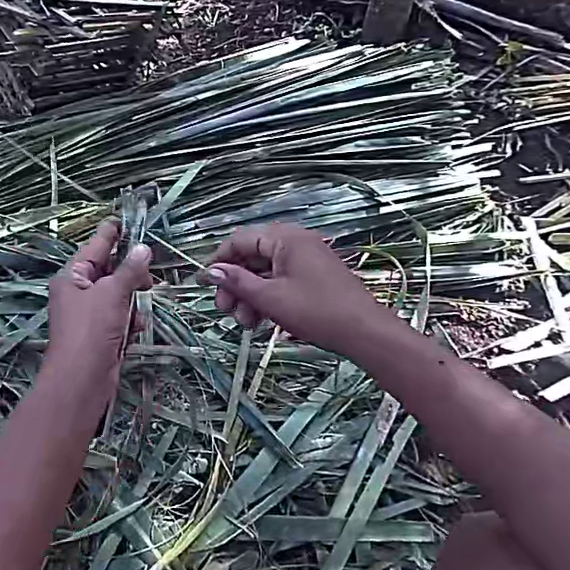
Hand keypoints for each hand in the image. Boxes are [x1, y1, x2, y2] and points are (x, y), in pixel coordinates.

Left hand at [47, 220, 152, 375]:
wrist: (82, 382)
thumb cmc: (90, 331)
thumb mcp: (112, 293)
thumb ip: (130, 270)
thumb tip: (143, 249)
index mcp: (72, 276)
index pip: (96, 246)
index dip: (113, 233)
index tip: (128, 221)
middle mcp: (78, 292)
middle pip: (110, 271)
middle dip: (130, 274)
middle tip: (149, 273)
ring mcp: (89, 314)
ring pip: (120, 295)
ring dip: (133, 301)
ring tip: (138, 310)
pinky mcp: (101, 334)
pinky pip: (121, 317)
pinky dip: (130, 322)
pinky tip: (134, 330)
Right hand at [205, 224, 393, 351]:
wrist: (364, 331)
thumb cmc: (316, 310)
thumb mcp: (270, 298)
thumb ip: (238, 282)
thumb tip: (212, 271)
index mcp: (285, 238)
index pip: (239, 240)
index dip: (219, 261)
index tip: (205, 283)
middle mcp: (295, 242)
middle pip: (252, 257)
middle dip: (234, 284)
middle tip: (224, 310)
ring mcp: (305, 259)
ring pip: (265, 272)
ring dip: (249, 295)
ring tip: (245, 323)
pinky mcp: (313, 276)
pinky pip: (281, 280)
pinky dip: (267, 297)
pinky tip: (260, 320)